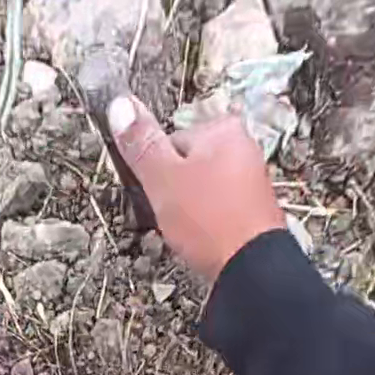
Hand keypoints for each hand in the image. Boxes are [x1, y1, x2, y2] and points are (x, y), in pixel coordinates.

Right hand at [107, 96, 285, 281]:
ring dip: (190, 215)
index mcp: (224, 130)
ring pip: (203, 195)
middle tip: (173, 219)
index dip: (156, 171)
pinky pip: (219, 216)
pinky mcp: (255, 217)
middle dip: (175, 194)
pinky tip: (204, 245)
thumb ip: (141, 143)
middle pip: (189, 168)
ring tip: (189, 236)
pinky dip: (208, 229)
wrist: (252, 270)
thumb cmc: (210, 221)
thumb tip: (119, 105)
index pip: (171, 140)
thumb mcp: (163, 179)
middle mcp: (244, 150)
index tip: (156, 192)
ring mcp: (252, 185)